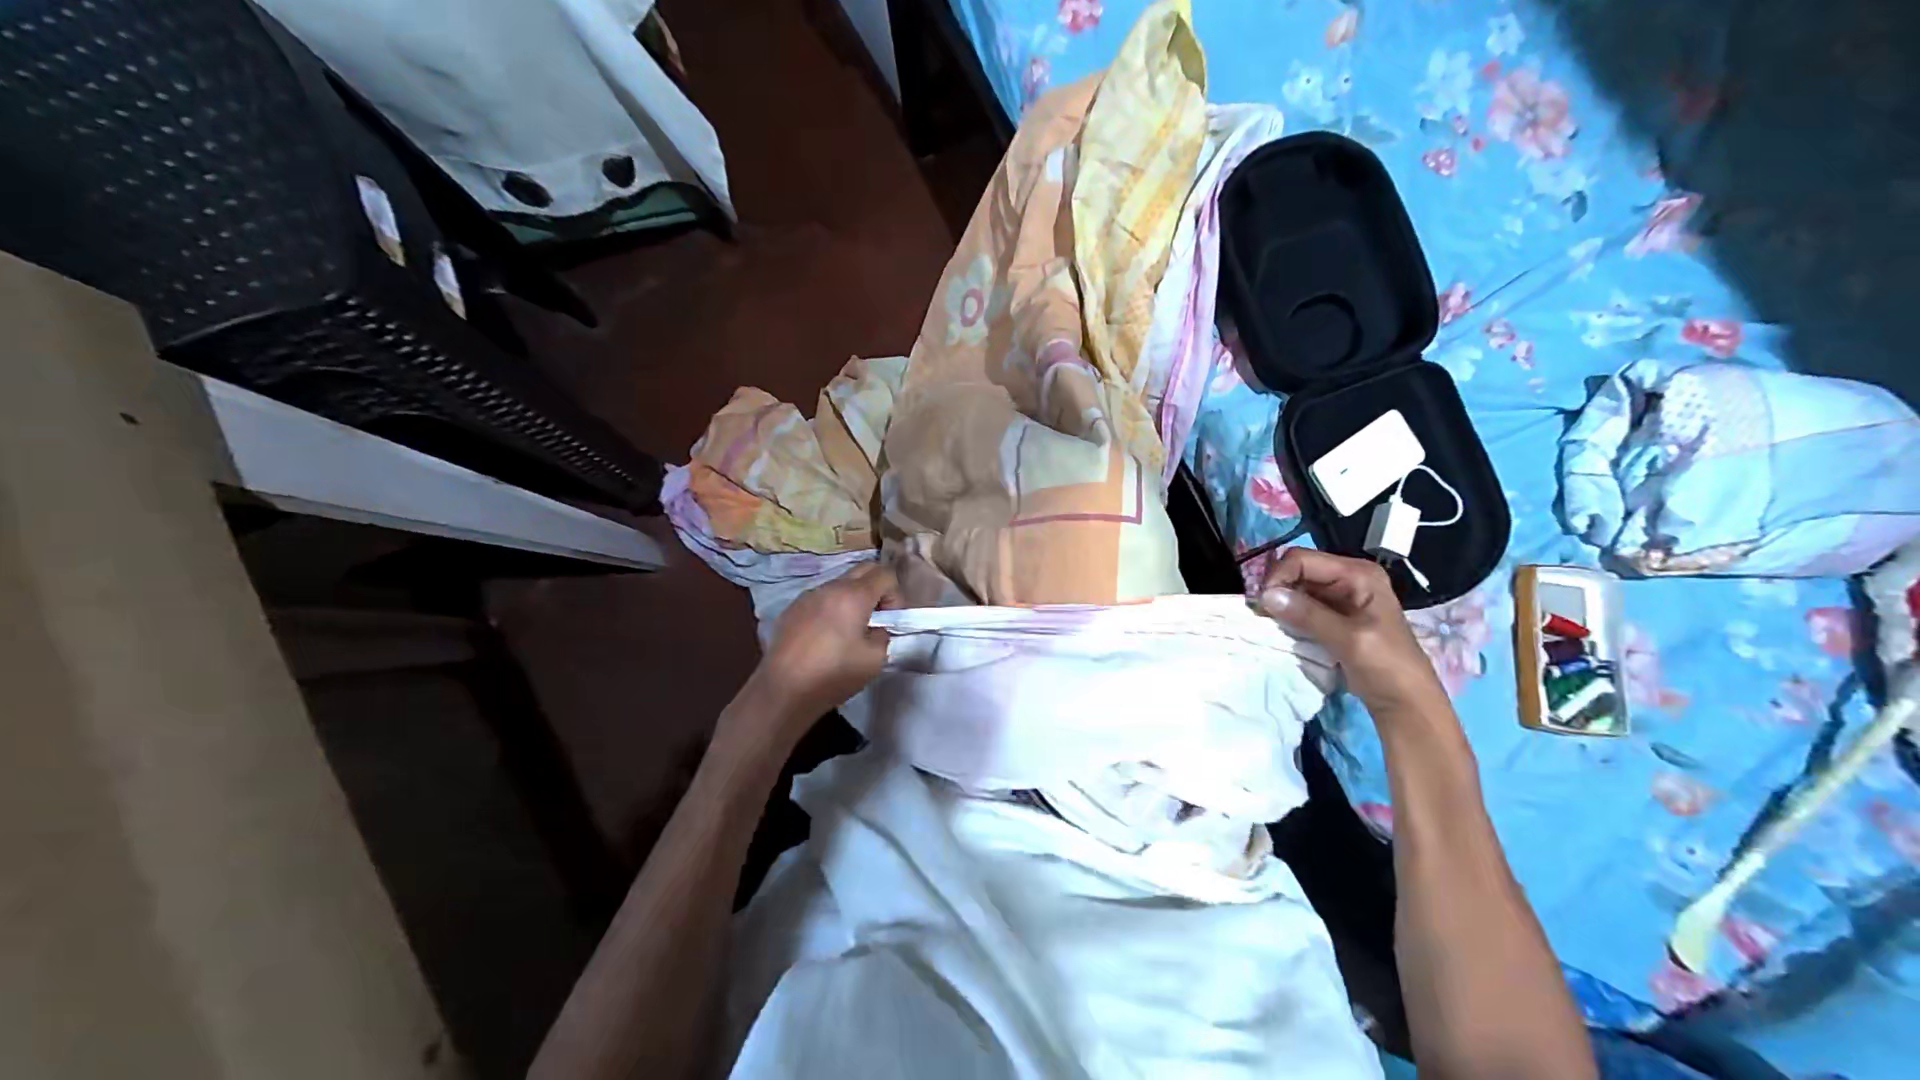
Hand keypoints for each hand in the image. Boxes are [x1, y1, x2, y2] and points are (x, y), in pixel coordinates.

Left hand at [749, 562, 898, 728]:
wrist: (783, 690)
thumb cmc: (833, 673)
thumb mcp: (875, 659)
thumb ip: (883, 635)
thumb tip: (876, 628)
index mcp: (853, 595)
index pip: (885, 574)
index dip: (895, 595)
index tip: (889, 620)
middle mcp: (829, 587)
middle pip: (863, 570)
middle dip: (876, 589)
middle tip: (875, 619)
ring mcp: (807, 596)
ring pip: (840, 584)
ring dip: (852, 599)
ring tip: (848, 631)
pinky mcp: (792, 609)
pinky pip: (820, 598)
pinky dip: (831, 609)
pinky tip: (824, 638)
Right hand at [1255, 548, 1451, 723]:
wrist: (1405, 701)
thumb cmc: (1387, 667)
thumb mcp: (1349, 639)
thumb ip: (1308, 615)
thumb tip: (1266, 595)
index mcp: (1358, 574)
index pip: (1302, 559)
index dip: (1279, 576)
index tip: (1264, 605)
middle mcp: (1347, 577)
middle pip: (1296, 570)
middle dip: (1277, 589)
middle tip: (1264, 615)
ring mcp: (1339, 596)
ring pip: (1295, 588)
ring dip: (1280, 603)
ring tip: (1271, 623)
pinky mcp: (1331, 614)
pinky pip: (1300, 605)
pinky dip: (1287, 615)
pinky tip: (1282, 628)